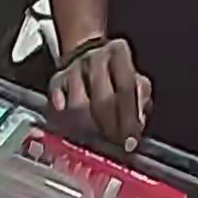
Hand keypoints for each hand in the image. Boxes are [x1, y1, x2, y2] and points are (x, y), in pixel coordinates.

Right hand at [49, 36, 150, 150]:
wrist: (85, 58)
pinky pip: (57, 98)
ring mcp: (74, 69)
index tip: (130, 142)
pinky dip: (60, 109)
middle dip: (109, 128)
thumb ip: (139, 97)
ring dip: (86, 126)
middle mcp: (96, 58)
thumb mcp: (133, 79)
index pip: (126, 89)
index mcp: (118, 53)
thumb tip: (138, 121)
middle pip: (102, 100)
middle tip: (112, 143)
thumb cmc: (111, 76)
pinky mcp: (57, 80)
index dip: (128, 119)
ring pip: (78, 106)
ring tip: (93, 136)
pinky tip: (65, 116)